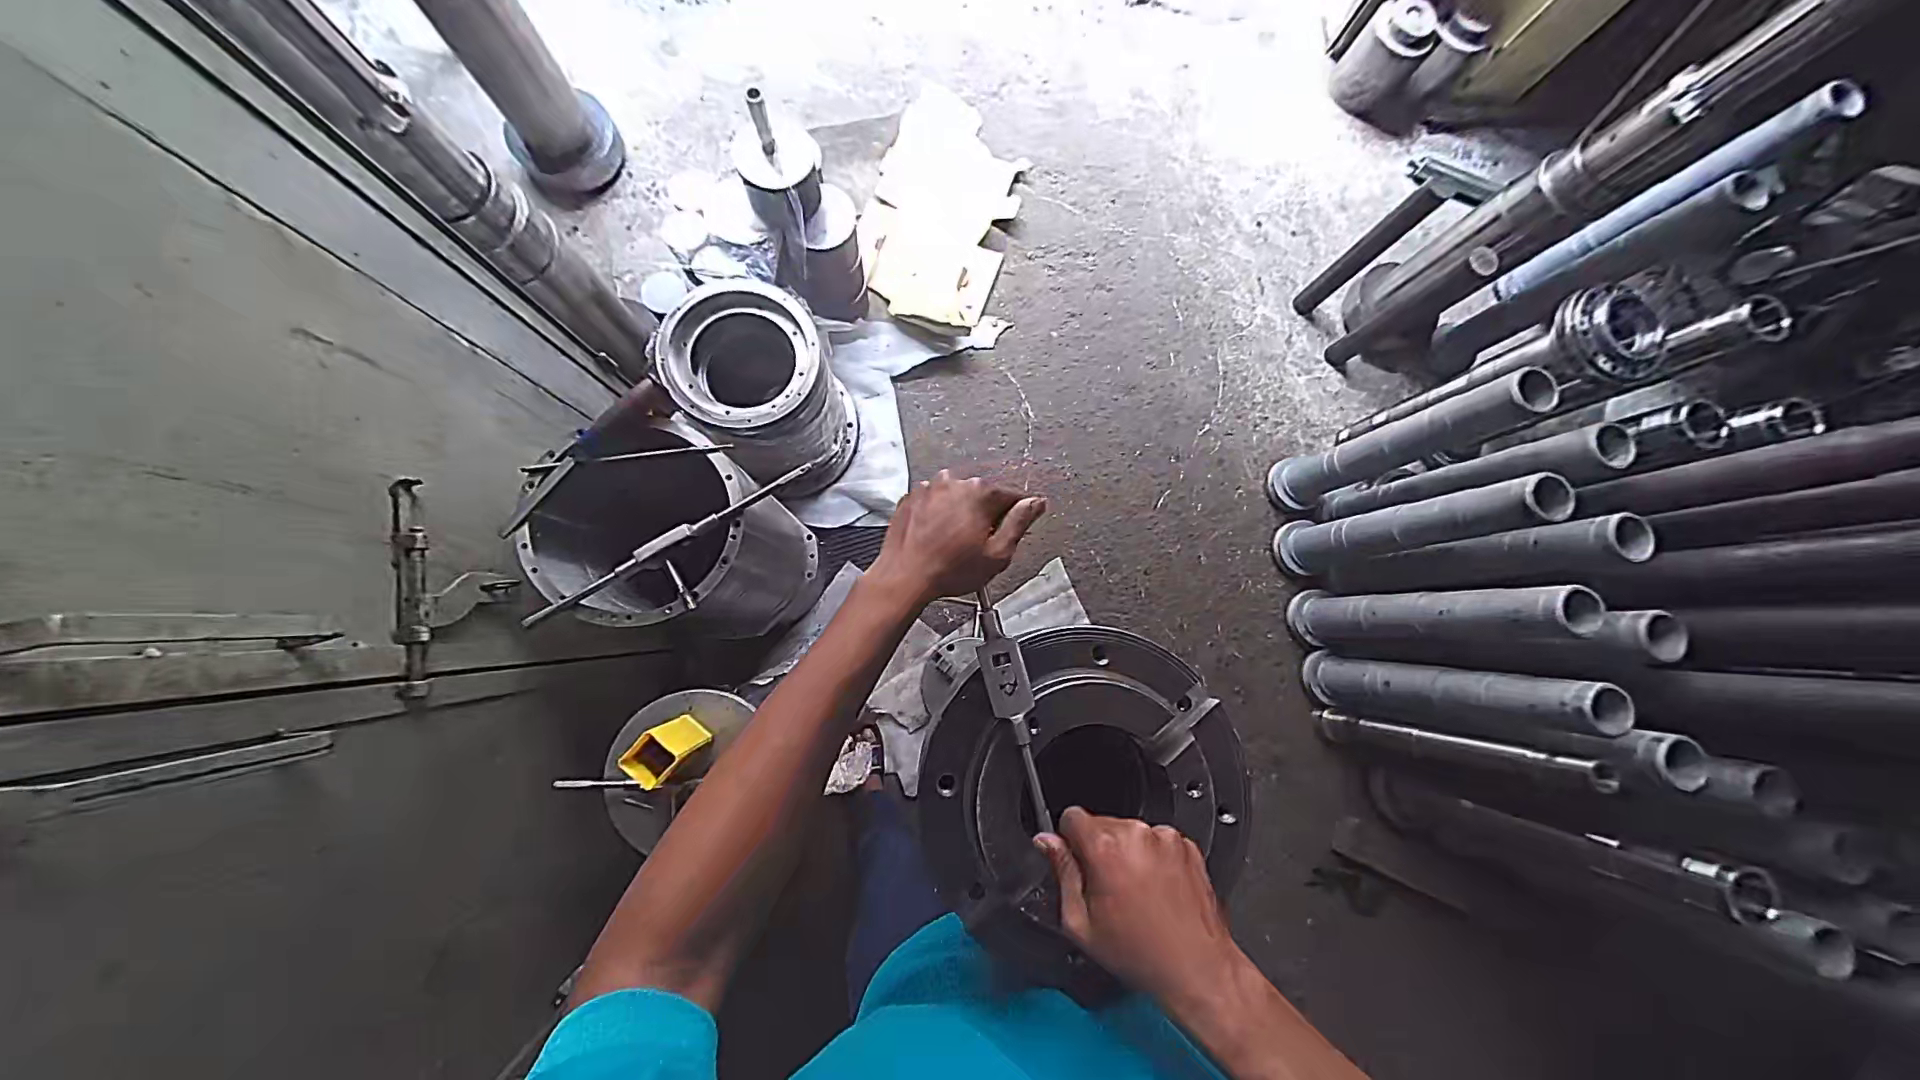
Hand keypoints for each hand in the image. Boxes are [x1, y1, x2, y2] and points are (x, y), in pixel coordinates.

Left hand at [868, 470, 1046, 605]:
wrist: (904, 577)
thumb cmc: (946, 570)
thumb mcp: (997, 554)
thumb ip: (1020, 522)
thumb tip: (1034, 504)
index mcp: (979, 493)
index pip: (1012, 496)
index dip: (1018, 513)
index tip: (1017, 523)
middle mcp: (953, 483)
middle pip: (983, 495)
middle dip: (986, 516)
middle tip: (980, 544)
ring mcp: (929, 489)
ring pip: (957, 497)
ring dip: (960, 514)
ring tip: (955, 544)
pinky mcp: (912, 498)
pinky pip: (934, 503)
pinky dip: (938, 516)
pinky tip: (937, 538)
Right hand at [1039, 813, 1371, 1078]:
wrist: (1199, 970)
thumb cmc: (1142, 955)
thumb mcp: (1081, 923)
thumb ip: (1061, 872)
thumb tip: (1047, 843)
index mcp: (1105, 847)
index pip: (1071, 815)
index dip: (1069, 839)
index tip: (1076, 859)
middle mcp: (1136, 834)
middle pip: (1101, 824)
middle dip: (1099, 849)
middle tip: (1108, 889)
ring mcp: (1165, 838)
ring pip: (1129, 832)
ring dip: (1127, 853)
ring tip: (1136, 894)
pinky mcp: (1186, 845)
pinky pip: (1156, 840)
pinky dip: (1152, 858)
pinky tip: (1156, 891)